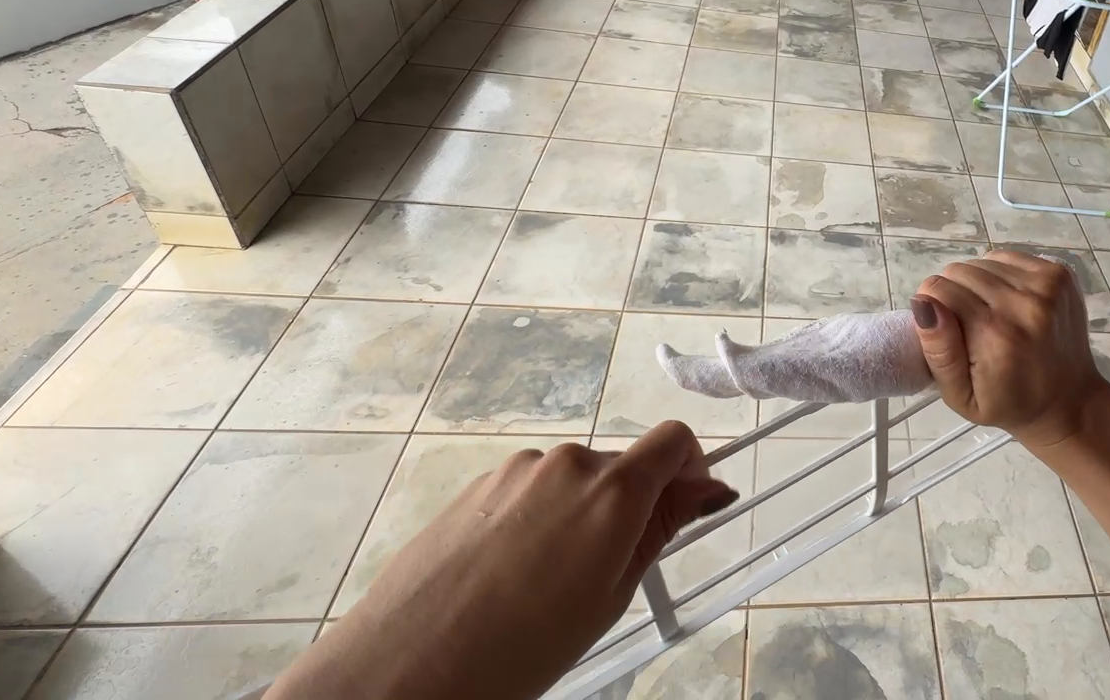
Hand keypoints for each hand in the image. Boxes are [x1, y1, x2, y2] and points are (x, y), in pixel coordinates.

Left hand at [266, 423, 737, 699]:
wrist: (400, 672)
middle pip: (622, 464)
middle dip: (628, 503)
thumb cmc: (525, 649)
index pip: (674, 439)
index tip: (683, 505)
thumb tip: (709, 489)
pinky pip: (530, 487)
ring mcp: (518, 468)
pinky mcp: (477, 483)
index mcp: (613, 489)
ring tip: (543, 578)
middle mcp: (569, 462)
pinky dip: (537, 515)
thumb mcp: (611, 597)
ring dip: (579, 511)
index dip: (689, 466)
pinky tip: (505, 570)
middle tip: (604, 569)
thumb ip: (661, 529)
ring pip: (574, 478)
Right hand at [911, 250, 1109, 448]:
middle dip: (953, 294)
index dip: (932, 307)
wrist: (1069, 399)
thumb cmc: (1008, 403)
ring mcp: (1045, 284)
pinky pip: (1006, 257)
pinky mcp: (1059, 272)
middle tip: (968, 325)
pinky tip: (1008, 300)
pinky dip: (999, 274)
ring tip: (990, 313)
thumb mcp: (961, 396)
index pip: (938, 289)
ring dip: (977, 283)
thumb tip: (922, 303)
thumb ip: (939, 351)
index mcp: (996, 334)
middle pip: (958, 271)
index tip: (944, 329)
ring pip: (981, 261)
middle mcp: (1023, 302)